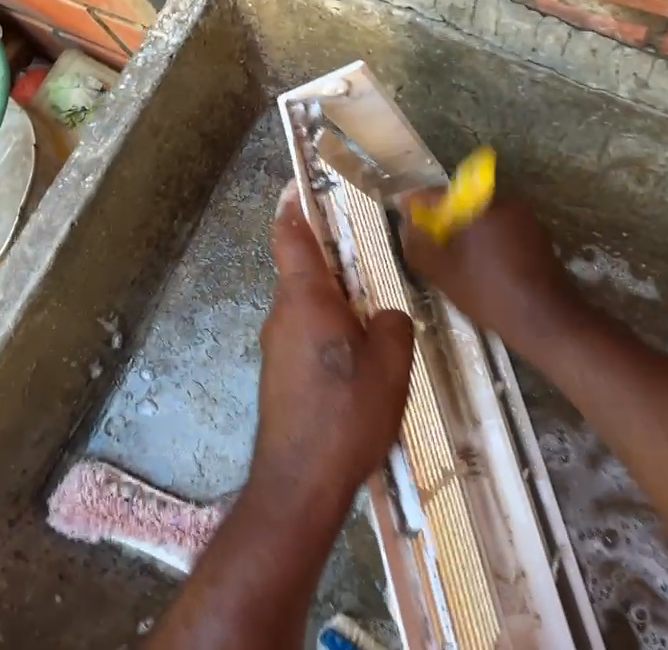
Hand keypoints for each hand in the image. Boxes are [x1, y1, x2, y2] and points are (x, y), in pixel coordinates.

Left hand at [251, 184, 414, 511]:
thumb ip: (392, 323)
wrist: (299, 483)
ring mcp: (275, 348)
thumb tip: (382, 316)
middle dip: (336, 265)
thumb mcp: (391, 362)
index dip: (294, 206)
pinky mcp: (279, 377)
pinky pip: (306, 338)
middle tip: (374, 266)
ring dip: (336, 305)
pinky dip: (330, 335)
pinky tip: (359, 366)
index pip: (291, 237)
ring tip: (375, 324)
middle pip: (305, 273)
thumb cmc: (346, 413)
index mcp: (305, 299)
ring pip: (308, 308)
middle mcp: (282, 316)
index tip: (298, 184)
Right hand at [397, 193, 592, 358]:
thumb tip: (407, 226)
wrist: (546, 319)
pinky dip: (488, 240)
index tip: (403, 213)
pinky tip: (483, 266)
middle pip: (462, 202)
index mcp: (478, 206)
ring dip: (467, 230)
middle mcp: (504, 202)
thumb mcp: (443, 274)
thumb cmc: (490, 294)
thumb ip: (418, 245)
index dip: (416, 203)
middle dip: (443, 218)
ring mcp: (525, 217)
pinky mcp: (538, 234)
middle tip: (429, 241)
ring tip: (455, 258)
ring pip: (484, 216)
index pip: (437, 194)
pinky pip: (502, 228)